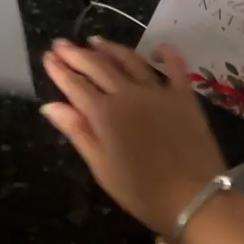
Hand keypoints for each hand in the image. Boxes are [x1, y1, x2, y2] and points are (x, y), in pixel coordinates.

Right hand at [40, 37, 227, 235]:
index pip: (74, 85)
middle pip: (96, 66)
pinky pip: (175, 67)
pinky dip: (166, 54)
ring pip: (128, 60)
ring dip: (108, 48)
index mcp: (104, 114)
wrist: (197, 202)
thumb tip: (50, 105)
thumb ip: (77, 132)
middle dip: (75, 53)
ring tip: (94, 40)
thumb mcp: (102, 168)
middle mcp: (127, 94)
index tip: (46, 57)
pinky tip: (157, 49)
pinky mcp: (183, 96)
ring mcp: (156, 91)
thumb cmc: (144, 192)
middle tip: (61, 43)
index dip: (59, 70)